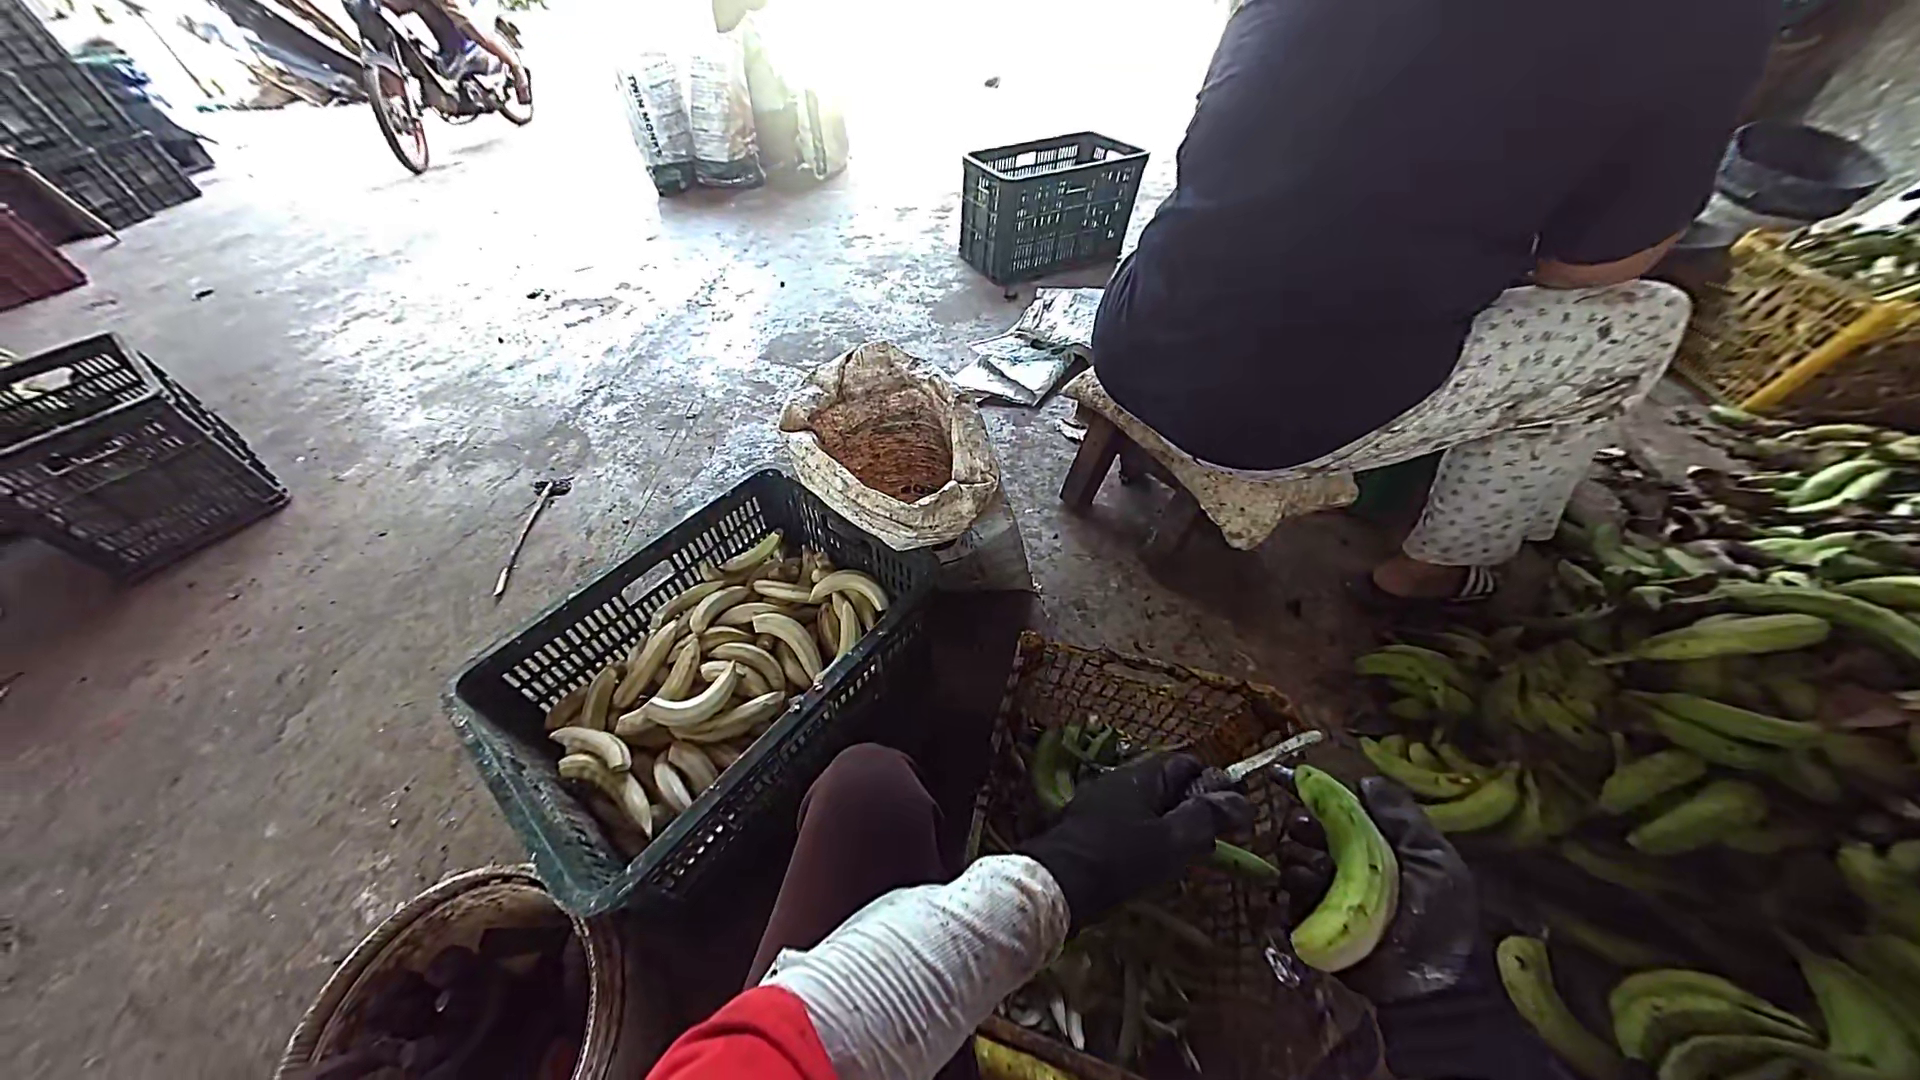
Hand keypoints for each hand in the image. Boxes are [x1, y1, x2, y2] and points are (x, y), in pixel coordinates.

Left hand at [1019, 752, 1252, 930]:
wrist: (1059, 882)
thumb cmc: (1119, 858)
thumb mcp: (1172, 840)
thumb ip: (1206, 817)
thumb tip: (1240, 800)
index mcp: (1142, 775)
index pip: (1187, 764)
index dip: (1213, 784)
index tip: (1233, 814)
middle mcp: (1121, 780)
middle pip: (1169, 785)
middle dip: (1195, 808)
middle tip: (1215, 841)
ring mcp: (1103, 801)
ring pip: (1151, 806)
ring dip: (1174, 826)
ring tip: (1190, 855)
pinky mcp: (1091, 825)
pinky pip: (1132, 823)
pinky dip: (1151, 837)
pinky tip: (1157, 863)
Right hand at [1278, 775, 1478, 1003]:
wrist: (1441, 985)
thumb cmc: (1442, 916)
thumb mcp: (1433, 858)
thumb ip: (1401, 817)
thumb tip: (1364, 779)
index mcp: (1367, 841)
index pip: (1331, 807)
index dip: (1306, 789)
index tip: (1281, 775)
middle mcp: (1341, 861)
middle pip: (1302, 829)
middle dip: (1300, 824)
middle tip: (1303, 829)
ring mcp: (1324, 891)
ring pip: (1291, 859)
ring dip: (1298, 858)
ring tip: (1316, 871)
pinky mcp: (1311, 922)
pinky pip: (1287, 897)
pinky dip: (1294, 891)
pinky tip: (1310, 893)